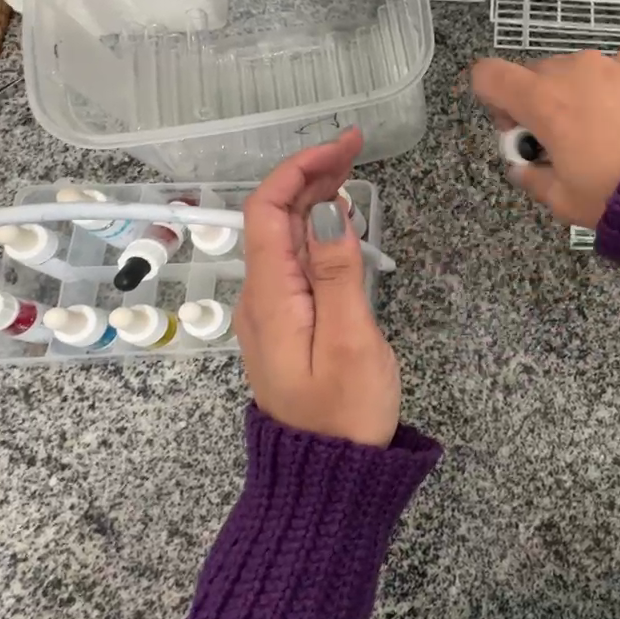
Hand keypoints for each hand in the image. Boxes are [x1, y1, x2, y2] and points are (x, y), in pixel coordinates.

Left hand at [236, 129, 398, 447]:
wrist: (330, 473)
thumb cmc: (345, 411)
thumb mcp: (350, 341)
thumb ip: (337, 275)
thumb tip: (328, 212)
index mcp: (271, 295)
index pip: (267, 210)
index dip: (300, 169)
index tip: (344, 145)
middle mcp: (263, 296)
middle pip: (273, 217)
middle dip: (310, 173)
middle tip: (356, 147)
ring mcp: (275, 311)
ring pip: (284, 237)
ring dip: (313, 196)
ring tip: (351, 170)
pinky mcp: (291, 323)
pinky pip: (296, 261)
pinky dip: (316, 228)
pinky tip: (339, 220)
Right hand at [470, 50, 619, 227]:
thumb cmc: (619, 191)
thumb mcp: (565, 202)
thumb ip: (532, 180)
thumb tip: (523, 167)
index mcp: (543, 100)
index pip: (488, 75)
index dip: (493, 102)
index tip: (519, 132)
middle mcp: (574, 70)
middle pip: (536, 75)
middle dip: (540, 105)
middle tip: (565, 145)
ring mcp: (613, 63)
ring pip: (578, 73)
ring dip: (580, 98)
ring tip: (608, 139)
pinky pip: (615, 74)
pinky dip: (615, 94)